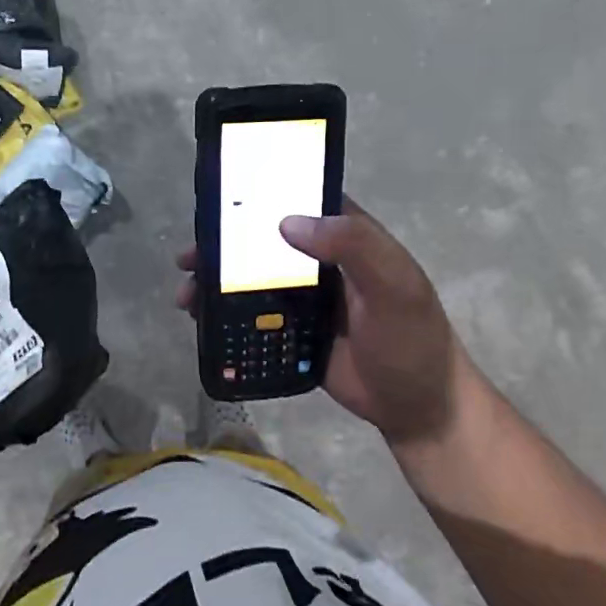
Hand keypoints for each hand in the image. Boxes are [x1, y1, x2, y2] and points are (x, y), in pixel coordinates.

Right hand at [174, 199, 466, 446]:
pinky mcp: (294, 332)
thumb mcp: (394, 286)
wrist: (418, 408)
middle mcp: (322, 260)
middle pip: (263, 242)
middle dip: (223, 246)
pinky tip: (201, 320)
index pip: (300, 201)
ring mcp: (306, 298)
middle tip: (189, 258)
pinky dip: (226, 315)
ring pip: (252, 280)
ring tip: (186, 296)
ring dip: (217, 283)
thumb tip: (287, 222)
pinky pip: (254, 316)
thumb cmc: (411, 339)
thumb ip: (353, 245)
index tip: (217, 201)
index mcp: (349, 237)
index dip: (259, 197)